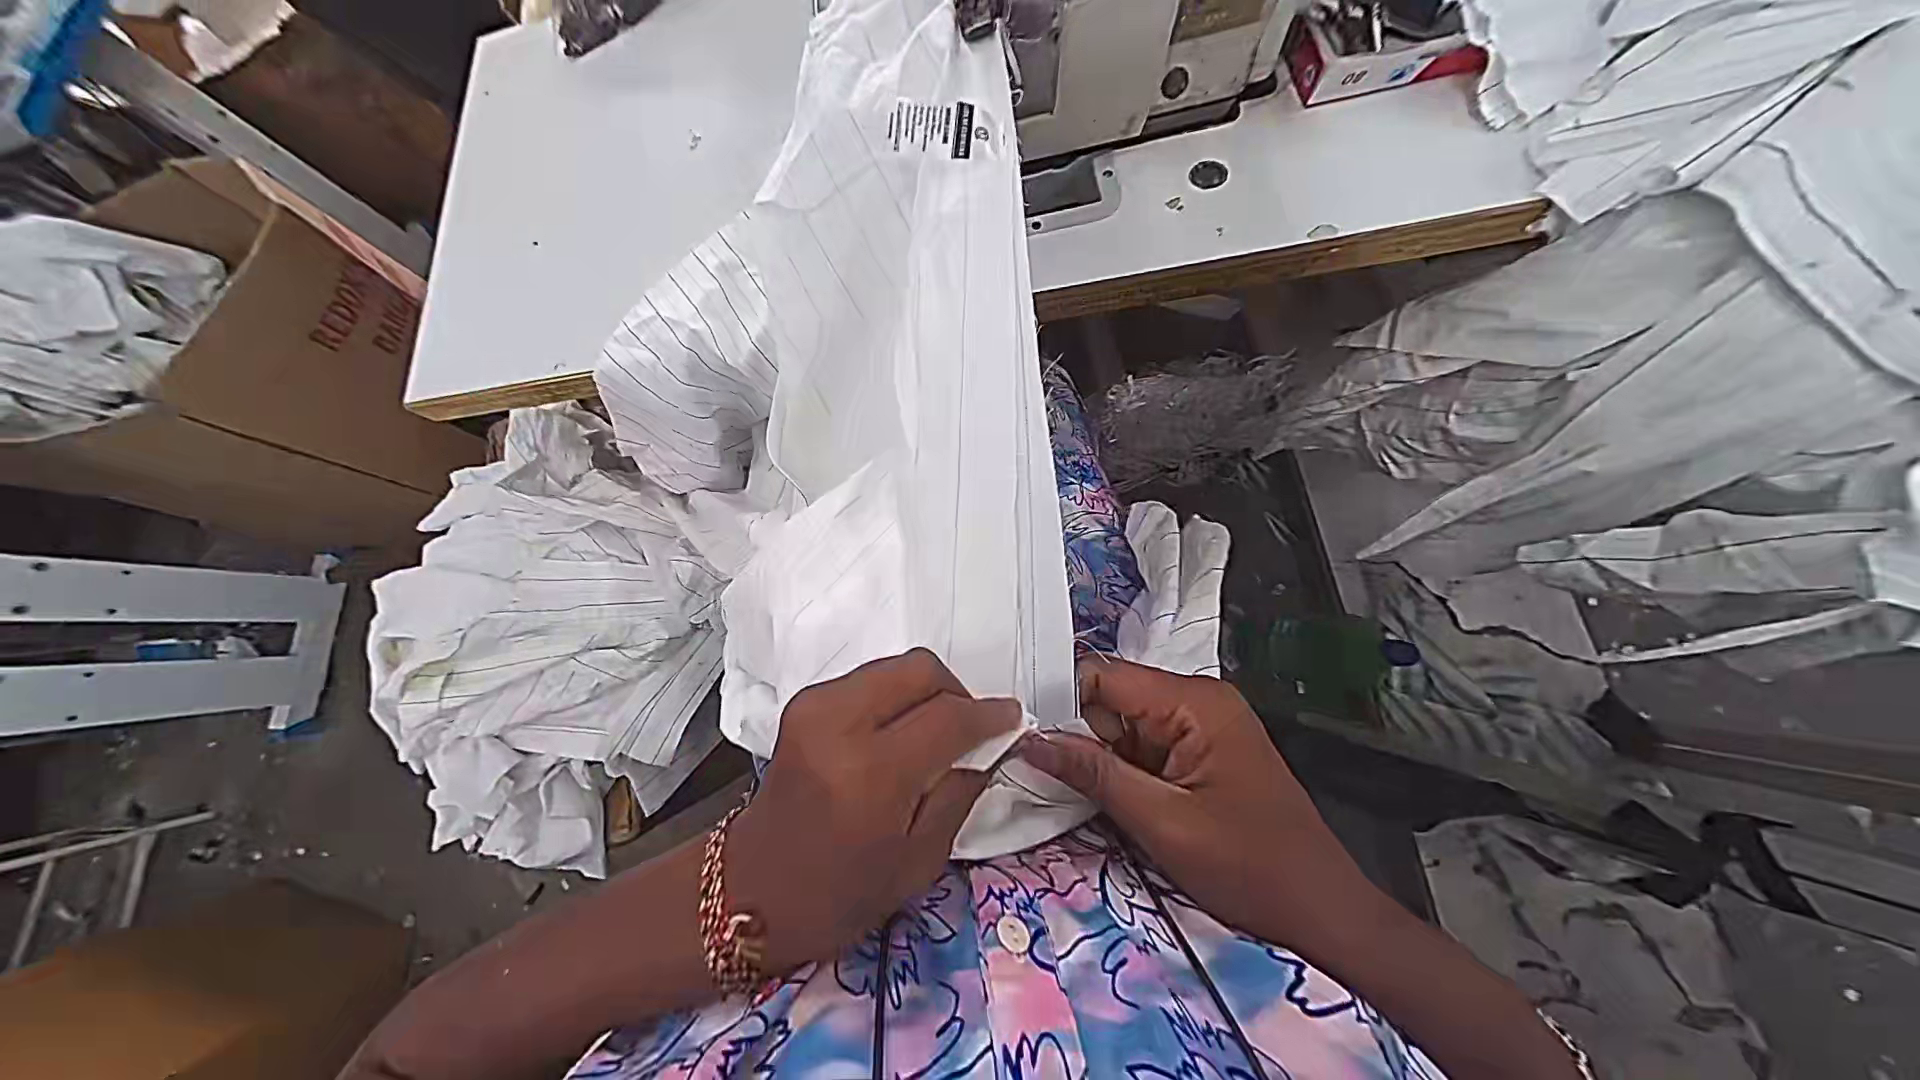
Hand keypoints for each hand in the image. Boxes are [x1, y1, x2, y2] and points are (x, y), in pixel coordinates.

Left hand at [726, 648, 1020, 971]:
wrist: (753, 889)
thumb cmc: (838, 893)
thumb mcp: (919, 860)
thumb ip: (961, 791)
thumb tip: (989, 745)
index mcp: (870, 773)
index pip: (948, 717)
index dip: (988, 715)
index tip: (1010, 719)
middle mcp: (838, 724)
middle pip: (921, 669)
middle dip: (957, 692)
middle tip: (971, 727)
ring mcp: (815, 705)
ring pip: (896, 666)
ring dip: (927, 690)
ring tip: (937, 730)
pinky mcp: (804, 702)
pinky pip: (871, 677)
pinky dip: (897, 694)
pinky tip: (901, 730)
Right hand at [1018, 657, 1372, 948]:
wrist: (1324, 913)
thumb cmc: (1251, 867)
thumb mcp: (1163, 822)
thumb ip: (1094, 774)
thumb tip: (1031, 741)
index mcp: (1194, 701)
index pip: (1104, 675)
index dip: (1061, 703)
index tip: (1025, 738)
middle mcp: (1196, 700)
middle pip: (1111, 699)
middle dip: (1081, 737)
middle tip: (1048, 776)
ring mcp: (1199, 725)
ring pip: (1122, 725)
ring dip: (1101, 759)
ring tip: (1082, 794)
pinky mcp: (1198, 750)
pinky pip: (1141, 747)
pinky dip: (1122, 771)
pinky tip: (1116, 801)